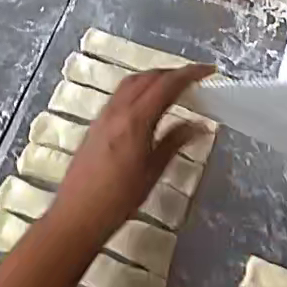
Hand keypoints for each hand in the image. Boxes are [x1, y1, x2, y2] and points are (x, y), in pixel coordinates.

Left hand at [52, 64, 213, 232]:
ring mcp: (103, 116)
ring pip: (131, 82)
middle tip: (195, 78)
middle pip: (147, 77)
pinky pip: (121, 94)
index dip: (190, 74)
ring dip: (155, 77)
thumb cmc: (119, 199)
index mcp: (135, 120)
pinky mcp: (96, 124)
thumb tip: (199, 125)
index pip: (166, 85)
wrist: (77, 216)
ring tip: (174, 85)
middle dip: (173, 72)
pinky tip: (148, 102)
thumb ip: (175, 142)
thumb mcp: (153, 171)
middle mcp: (117, 111)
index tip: (208, 70)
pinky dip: (140, 88)